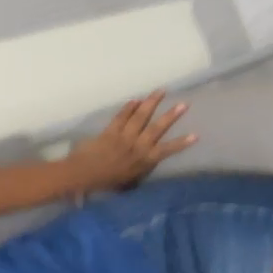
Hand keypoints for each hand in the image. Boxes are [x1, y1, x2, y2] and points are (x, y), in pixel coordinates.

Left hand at [65, 92, 197, 193]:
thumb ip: (143, 168)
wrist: (77, 176)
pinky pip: (120, 119)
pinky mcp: (109, 133)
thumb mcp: (130, 179)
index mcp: (144, 159)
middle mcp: (137, 146)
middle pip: (156, 129)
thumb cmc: (105, 180)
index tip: (196, 135)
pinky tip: (135, 100)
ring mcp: (123, 138)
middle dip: (170, 116)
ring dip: (151, 104)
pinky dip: (127, 109)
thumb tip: (153, 161)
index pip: (167, 150)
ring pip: (139, 119)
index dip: (181, 143)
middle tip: (183, 104)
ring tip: (160, 92)